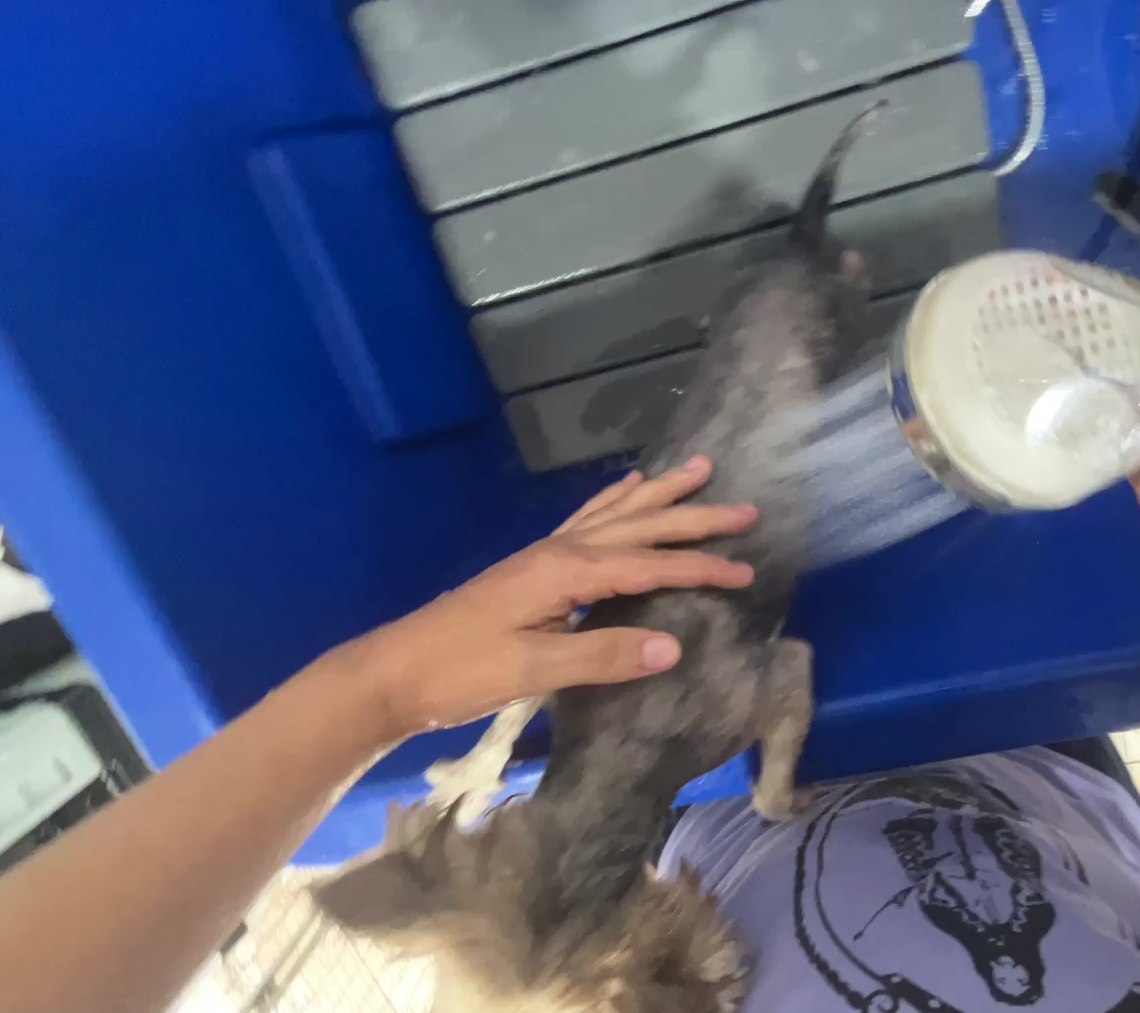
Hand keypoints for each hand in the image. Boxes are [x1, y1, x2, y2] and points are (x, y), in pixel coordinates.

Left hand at [333, 457, 755, 737]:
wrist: (394, 670)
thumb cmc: (460, 672)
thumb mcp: (531, 670)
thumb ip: (601, 654)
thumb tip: (674, 645)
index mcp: (568, 572)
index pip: (651, 565)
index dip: (701, 568)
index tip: (745, 571)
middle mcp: (563, 550)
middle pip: (642, 524)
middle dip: (695, 514)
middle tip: (744, 507)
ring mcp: (547, 551)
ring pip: (618, 511)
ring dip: (660, 492)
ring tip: (698, 468)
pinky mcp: (536, 562)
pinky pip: (587, 518)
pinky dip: (615, 499)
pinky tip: (627, 486)